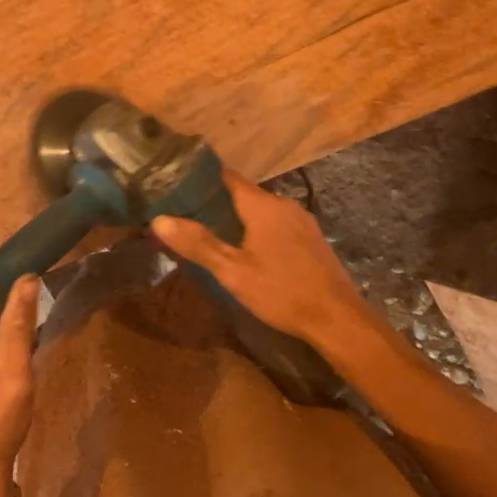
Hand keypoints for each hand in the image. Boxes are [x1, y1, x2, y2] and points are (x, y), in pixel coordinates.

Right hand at [151, 170, 370, 347]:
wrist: (338, 319)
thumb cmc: (281, 292)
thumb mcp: (232, 272)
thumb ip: (198, 244)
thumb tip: (159, 220)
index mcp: (263, 205)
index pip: (226, 177)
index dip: (200, 178)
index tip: (175, 184)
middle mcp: (284, 205)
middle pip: (243, 194)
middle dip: (215, 202)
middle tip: (186, 215)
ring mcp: (302, 222)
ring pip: (261, 211)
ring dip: (237, 218)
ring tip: (211, 233)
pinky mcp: (311, 240)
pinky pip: (277, 225)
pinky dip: (257, 230)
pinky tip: (247, 250)